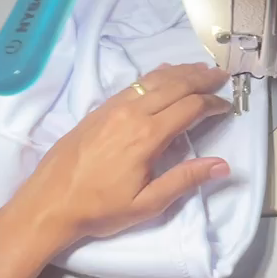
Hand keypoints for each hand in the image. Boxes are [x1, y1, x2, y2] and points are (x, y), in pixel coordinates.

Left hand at [0, 63, 232, 246]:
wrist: (49, 202)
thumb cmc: (99, 208)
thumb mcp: (147, 204)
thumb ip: (185, 180)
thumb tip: (222, 165)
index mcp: (147, 136)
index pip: (190, 108)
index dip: (212, 104)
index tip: (227, 107)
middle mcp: (132, 113)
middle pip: (175, 85)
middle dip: (202, 78)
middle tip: (223, 76)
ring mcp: (114, 106)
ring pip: (154, 79)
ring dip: (181, 71)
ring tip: (201, 69)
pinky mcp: (100, 108)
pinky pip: (135, 83)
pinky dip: (157, 75)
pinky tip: (165, 75)